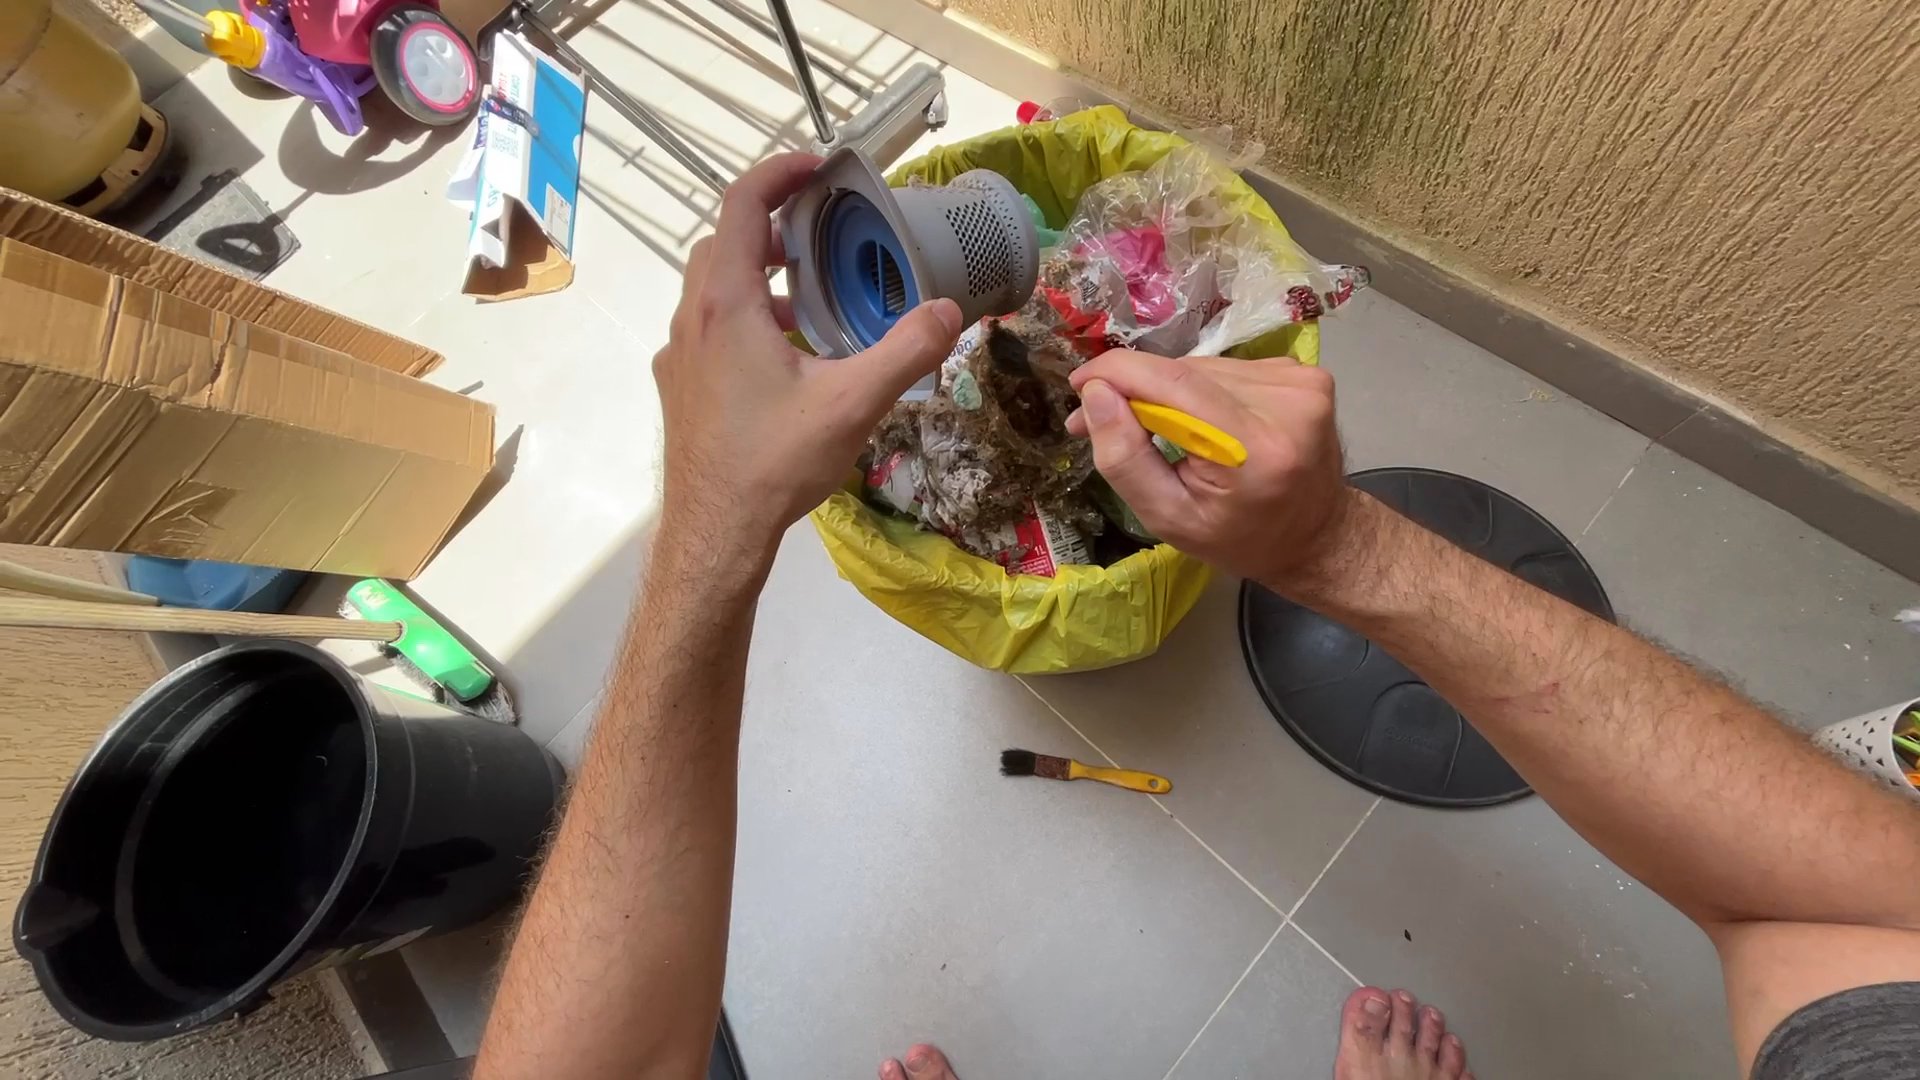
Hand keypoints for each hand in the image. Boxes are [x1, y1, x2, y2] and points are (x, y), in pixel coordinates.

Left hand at [653, 154, 962, 562]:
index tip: (818, 168)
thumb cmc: (776, 461)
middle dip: (771, 229)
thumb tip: (948, 311)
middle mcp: (691, 320)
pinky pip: (710, 332)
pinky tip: (784, 363)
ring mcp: (680, 358)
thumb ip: (905, 352)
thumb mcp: (852, 404)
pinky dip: (745, 322)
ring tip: (809, 306)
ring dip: (758, 282)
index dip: (779, 174)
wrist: (717, 531)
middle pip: (724, 245)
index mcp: (726, 304)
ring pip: (713, 293)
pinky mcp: (682, 390)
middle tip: (820, 240)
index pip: (741, 206)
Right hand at [1066, 350, 1350, 589]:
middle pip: (1183, 372)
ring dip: (1166, 391)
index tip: (1077, 385)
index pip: (1173, 382)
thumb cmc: (1236, 539)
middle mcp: (1287, 402)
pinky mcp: (1304, 374)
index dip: (1116, 373)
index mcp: (1254, 447)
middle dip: (1133, 389)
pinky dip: (1199, 390)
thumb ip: (1125, 459)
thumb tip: (1094, 394)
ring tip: (1152, 428)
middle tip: (1098, 419)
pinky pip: (1226, 369)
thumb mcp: (1167, 518)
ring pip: (1201, 367)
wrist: (1316, 536)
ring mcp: (1301, 382)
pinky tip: (1199, 421)